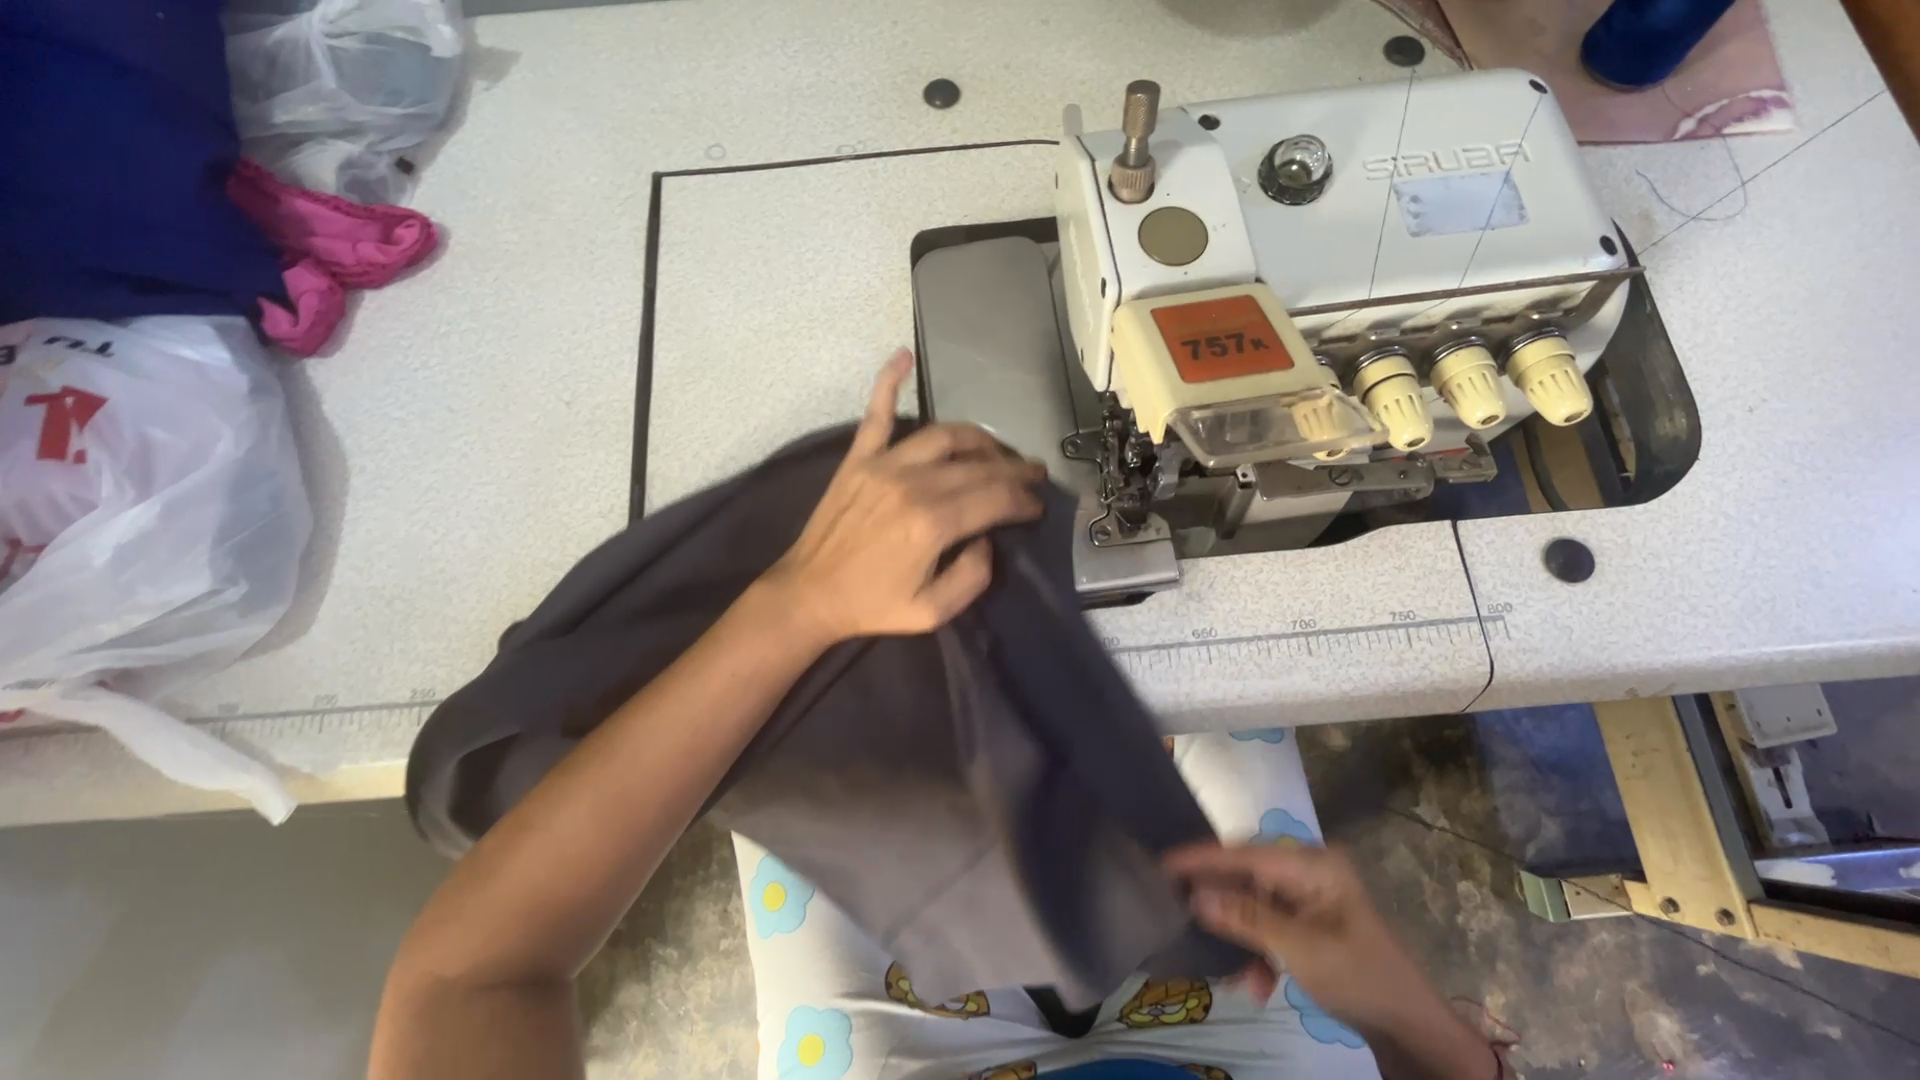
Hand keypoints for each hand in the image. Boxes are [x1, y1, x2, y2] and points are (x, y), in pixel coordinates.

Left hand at [764, 350, 1046, 642]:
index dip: (1024, 500)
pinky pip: (876, 413)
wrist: (811, 594)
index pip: (996, 498)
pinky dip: (888, 381)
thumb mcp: (933, 611)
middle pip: (978, 465)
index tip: (1037, 506)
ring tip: (996, 450)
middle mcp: (913, 485)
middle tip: (1033, 474)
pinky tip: (903, 355)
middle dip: (1013, 469)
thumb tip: (986, 538)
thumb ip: (973, 575)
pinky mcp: (858, 459)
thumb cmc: (873, 606)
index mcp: (933, 524)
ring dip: (978, 439)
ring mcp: (883, 465)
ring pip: (944, 436)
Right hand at [1164, 842, 1442, 1031]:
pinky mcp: (1305, 919)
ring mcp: (1307, 894)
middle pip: (1245, 877)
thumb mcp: (1301, 949)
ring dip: (1240, 939)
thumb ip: (1246, 918)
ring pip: (1252, 904)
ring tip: (1232, 972)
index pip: (1244, 854)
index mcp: (1313, 863)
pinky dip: (1257, 951)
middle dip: (1219, 905)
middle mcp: (1308, 869)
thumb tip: (1195, 895)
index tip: (1160, 863)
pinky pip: (1266, 924)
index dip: (1201, 859)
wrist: (1408, 1026)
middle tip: (1177, 913)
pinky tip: (1256, 983)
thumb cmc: (1359, 977)